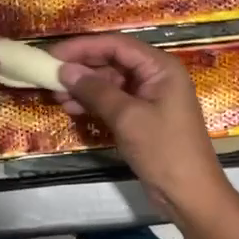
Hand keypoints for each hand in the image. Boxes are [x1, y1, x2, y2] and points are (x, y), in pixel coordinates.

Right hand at [51, 34, 229, 213]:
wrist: (188, 193)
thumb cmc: (163, 150)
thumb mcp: (127, 118)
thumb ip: (96, 91)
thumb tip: (65, 70)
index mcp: (160, 68)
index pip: (117, 45)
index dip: (83, 47)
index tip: (53, 55)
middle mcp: (156, 78)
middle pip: (113, 62)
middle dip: (82, 68)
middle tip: (49, 76)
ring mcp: (149, 99)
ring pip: (111, 84)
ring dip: (84, 88)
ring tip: (56, 95)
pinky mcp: (142, 120)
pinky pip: (114, 103)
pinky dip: (93, 105)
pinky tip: (71, 109)